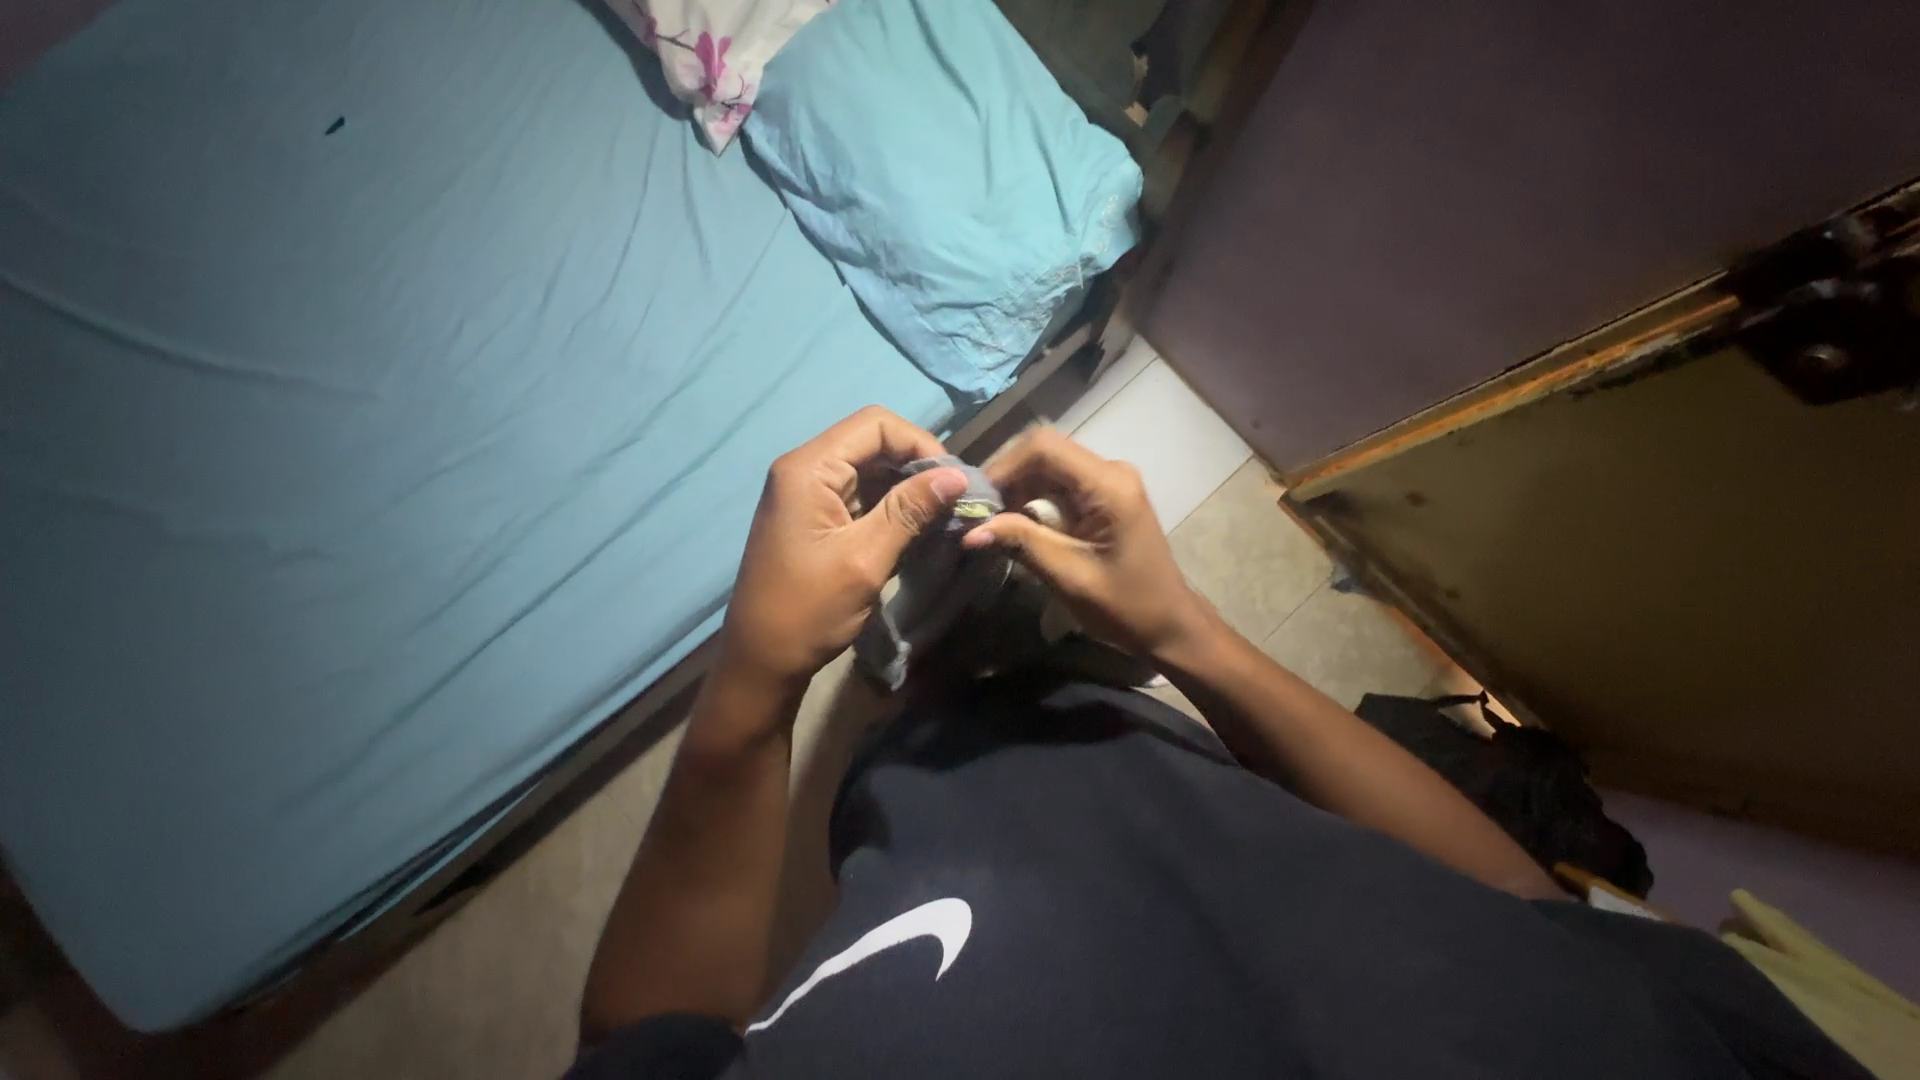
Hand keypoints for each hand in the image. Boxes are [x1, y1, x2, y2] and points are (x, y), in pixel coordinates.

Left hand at [721, 407, 968, 690]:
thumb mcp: (865, 559)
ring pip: (869, 468)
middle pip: (872, 442)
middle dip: (916, 464)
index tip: (952, 481)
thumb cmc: (808, 610)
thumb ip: (910, 511)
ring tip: (942, 514)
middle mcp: (804, 469)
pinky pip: (859, 494)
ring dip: (906, 486)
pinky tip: (916, 527)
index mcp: (808, 469)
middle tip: (953, 499)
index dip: (920, 443)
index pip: (875, 424)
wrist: (762, 660)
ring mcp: (807, 493)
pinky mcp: (814, 517)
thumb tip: (957, 477)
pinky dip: (889, 505)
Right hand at [962, 428, 1206, 658]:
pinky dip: (1032, 499)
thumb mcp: (1069, 577)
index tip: (978, 500)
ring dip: (1017, 489)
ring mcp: (1108, 481)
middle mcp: (1110, 471)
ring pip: (1048, 466)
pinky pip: (1059, 484)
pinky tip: (1015, 525)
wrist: (1169, 624)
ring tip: (991, 521)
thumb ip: (1023, 543)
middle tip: (979, 513)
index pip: (1045, 448)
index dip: (1004, 467)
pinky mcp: (1102, 496)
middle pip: (1045, 452)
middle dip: (1007, 478)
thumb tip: (970, 531)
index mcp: (1109, 486)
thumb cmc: (1126, 607)